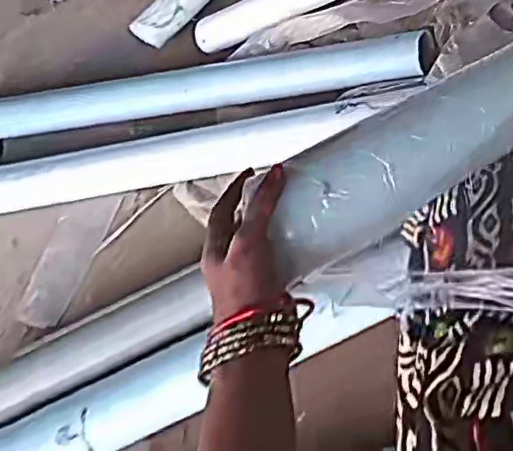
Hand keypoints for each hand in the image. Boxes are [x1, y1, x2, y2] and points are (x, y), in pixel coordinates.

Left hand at [203, 166, 288, 322]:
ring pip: (257, 239)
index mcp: (214, 250)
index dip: (235, 188)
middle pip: (238, 223)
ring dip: (270, 222)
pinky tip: (297, 238)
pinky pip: (275, 254)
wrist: (258, 338)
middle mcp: (228, 261)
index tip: (250, 173)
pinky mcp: (267, 284)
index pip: (222, 209)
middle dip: (253, 204)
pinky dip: (285, 241)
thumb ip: (260, 207)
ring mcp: (247, 274)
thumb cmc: (243, 294)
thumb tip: (272, 175)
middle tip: (270, 187)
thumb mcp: (249, 240)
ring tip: (287, 208)